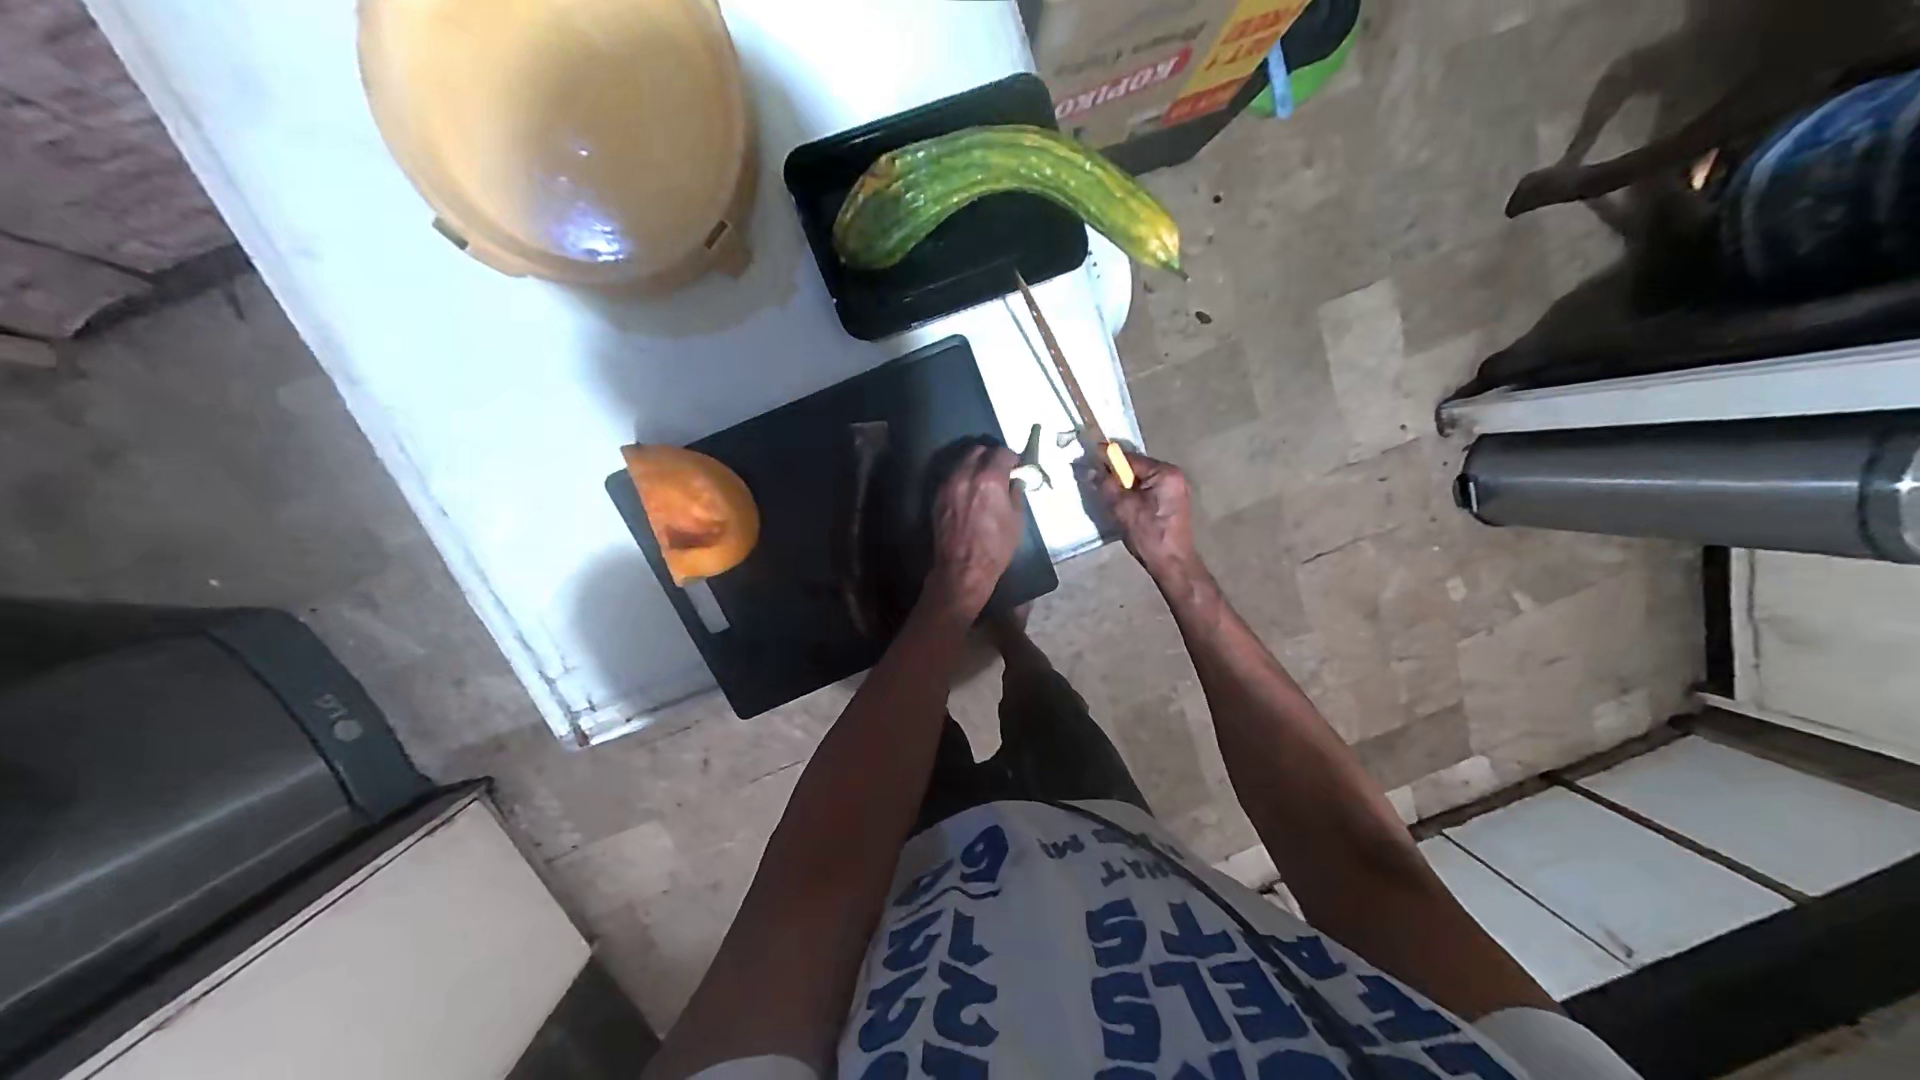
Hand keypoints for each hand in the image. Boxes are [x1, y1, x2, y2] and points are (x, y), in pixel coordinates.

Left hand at [925, 443, 1022, 618]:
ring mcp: (948, 485)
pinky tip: (969, 490)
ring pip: (962, 461)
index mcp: (990, 479)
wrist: (962, 567)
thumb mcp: (1017, 520)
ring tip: (983, 479)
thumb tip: (1014, 481)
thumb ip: (1015, 493)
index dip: (1012, 458)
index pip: (1001, 453)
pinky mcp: (938, 496)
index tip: (1016, 466)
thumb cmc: (995, 547)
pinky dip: (962, 477)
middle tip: (999, 469)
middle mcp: (966, 475)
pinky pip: (952, 476)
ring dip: (975, 464)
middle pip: (978, 451)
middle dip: (991, 456)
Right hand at [1090, 450, 1203, 587]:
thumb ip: (1106, 485)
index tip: (1089, 456)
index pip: (1130, 458)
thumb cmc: (1149, 535)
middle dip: (1115, 474)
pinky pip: (1146, 492)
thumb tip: (1091, 470)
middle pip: (1136, 468)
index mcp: (1165, 473)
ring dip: (1123, 486)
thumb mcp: (1122, 508)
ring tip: (1106, 494)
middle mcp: (1174, 476)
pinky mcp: (1171, 504)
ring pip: (1140, 481)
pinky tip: (1121, 506)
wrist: (1173, 564)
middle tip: (1095, 479)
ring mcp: (1175, 490)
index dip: (1108, 458)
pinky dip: (1132, 495)